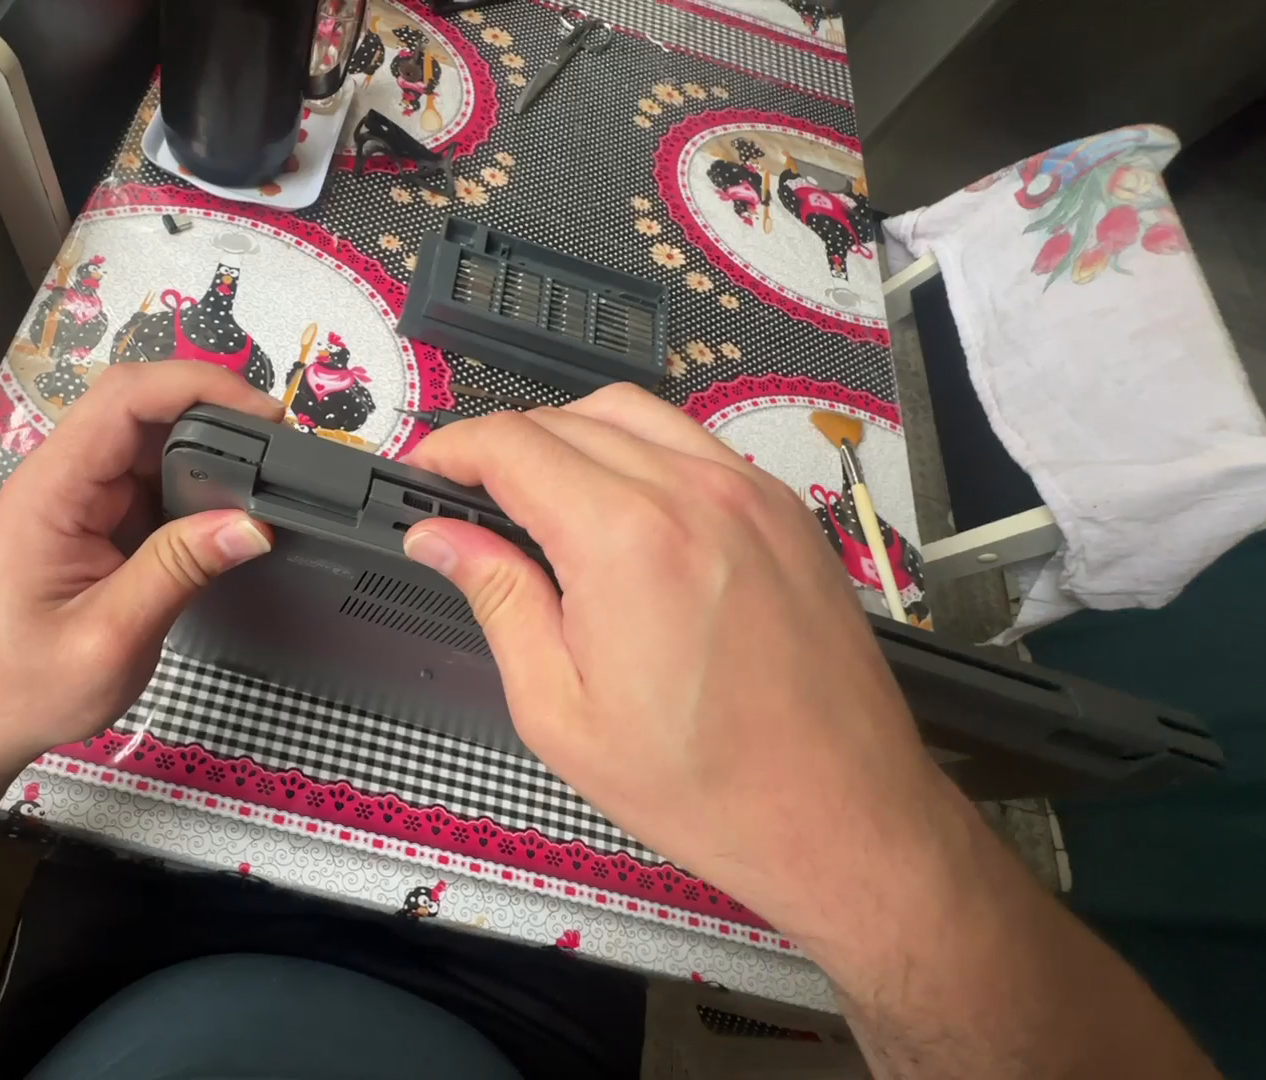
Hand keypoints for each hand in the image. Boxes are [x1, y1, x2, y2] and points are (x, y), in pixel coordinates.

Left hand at [0, 362, 284, 770]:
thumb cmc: (29, 685)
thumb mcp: (111, 635)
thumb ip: (179, 570)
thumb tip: (254, 525)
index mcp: (52, 490)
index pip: (124, 399)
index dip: (197, 385)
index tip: (265, 414)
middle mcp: (64, 479)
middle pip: (143, 410)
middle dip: (217, 414)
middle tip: (282, 449)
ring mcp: (82, 499)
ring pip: (154, 444)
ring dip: (213, 453)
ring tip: (269, 477)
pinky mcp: (99, 521)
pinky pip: (154, 483)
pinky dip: (200, 488)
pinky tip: (234, 509)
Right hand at [399, 385, 971, 938]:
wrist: (841, 818)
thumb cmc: (698, 781)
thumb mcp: (556, 706)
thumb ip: (496, 597)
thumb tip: (439, 538)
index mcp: (625, 541)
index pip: (510, 445)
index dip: (450, 449)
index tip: (424, 471)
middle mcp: (692, 494)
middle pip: (560, 420)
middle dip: (496, 446)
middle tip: (465, 498)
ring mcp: (748, 492)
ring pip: (624, 412)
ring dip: (559, 435)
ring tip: (530, 493)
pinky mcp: (780, 507)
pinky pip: (684, 439)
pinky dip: (626, 448)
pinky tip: (610, 503)